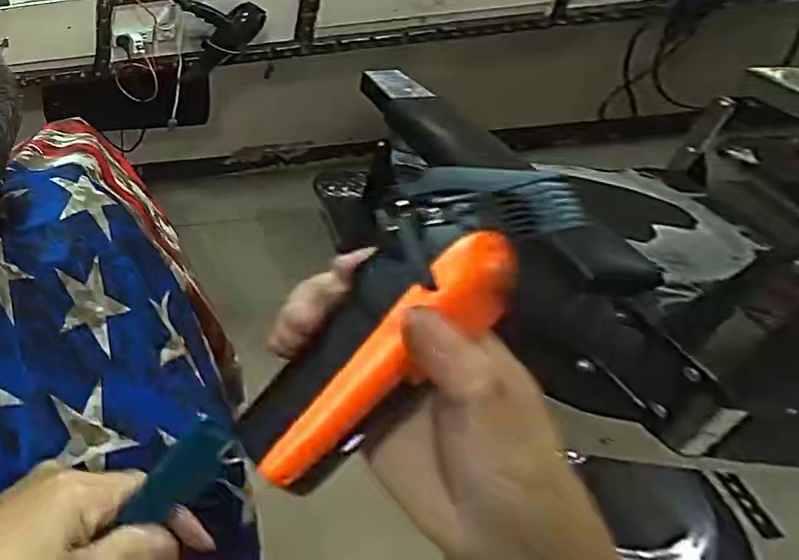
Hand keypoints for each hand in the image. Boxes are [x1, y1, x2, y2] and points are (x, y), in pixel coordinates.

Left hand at [0, 461, 213, 559]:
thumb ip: (128, 551)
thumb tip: (172, 532)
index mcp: (75, 483)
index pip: (141, 482)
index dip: (176, 510)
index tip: (205, 545)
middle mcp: (56, 473)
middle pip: (119, 495)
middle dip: (146, 529)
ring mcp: (34, 487)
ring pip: (95, 510)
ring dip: (118, 539)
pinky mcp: (18, 506)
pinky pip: (68, 516)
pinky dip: (88, 539)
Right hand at [266, 260, 613, 559]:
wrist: (506, 548)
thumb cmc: (518, 472)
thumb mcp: (498, 411)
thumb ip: (458, 360)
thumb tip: (411, 310)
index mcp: (453, 333)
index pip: (408, 281)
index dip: (373, 266)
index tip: (344, 269)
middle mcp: (412, 344)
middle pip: (359, 298)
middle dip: (325, 291)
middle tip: (306, 311)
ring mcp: (382, 375)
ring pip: (334, 326)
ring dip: (303, 316)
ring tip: (286, 334)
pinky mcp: (358, 406)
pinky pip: (322, 370)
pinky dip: (296, 354)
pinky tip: (280, 351)